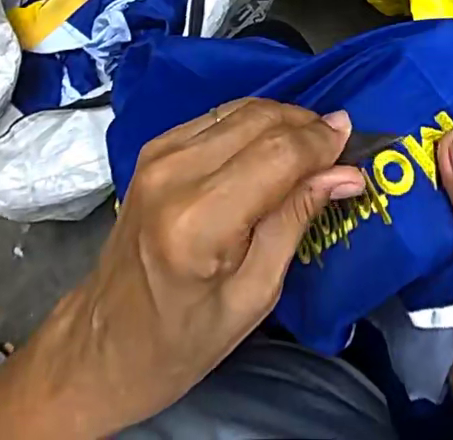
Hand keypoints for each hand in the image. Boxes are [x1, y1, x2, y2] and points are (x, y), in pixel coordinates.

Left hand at [0, 98, 365, 438]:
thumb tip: (347, 173)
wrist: (99, 345)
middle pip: (266, 120)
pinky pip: (225, 113)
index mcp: (198, 221)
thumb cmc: (181, 338)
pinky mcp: (157, 146)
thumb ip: (298, 220)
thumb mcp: (254, 295)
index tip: (354, 147)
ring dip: (288, 119)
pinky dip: (260, 120)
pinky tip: (275, 144)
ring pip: (248, 108)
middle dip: (311, 127)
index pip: (280, 153)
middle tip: (338, 149)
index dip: (324, 143)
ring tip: (312, 147)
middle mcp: (175, 173)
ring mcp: (160, 153)